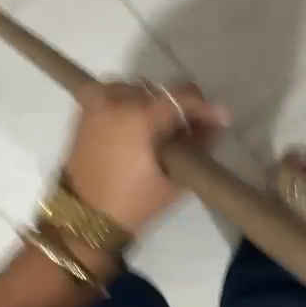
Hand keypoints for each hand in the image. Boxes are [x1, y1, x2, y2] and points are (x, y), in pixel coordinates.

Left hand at [61, 79, 228, 238]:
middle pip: (160, 91)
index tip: (221, 119)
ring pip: (135, 88)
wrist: (83, 218)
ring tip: (161, 126)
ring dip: (152, 102)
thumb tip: (214, 127)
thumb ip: (198, 147)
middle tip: (192, 129)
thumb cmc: (133, 204)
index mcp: (140, 117)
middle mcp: (117, 101)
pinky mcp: (83, 112)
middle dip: (179, 107)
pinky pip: (109, 91)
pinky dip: (124, 98)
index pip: (183, 96)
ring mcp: (97, 104)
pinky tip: (134, 119)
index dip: (206, 107)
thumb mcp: (174, 181)